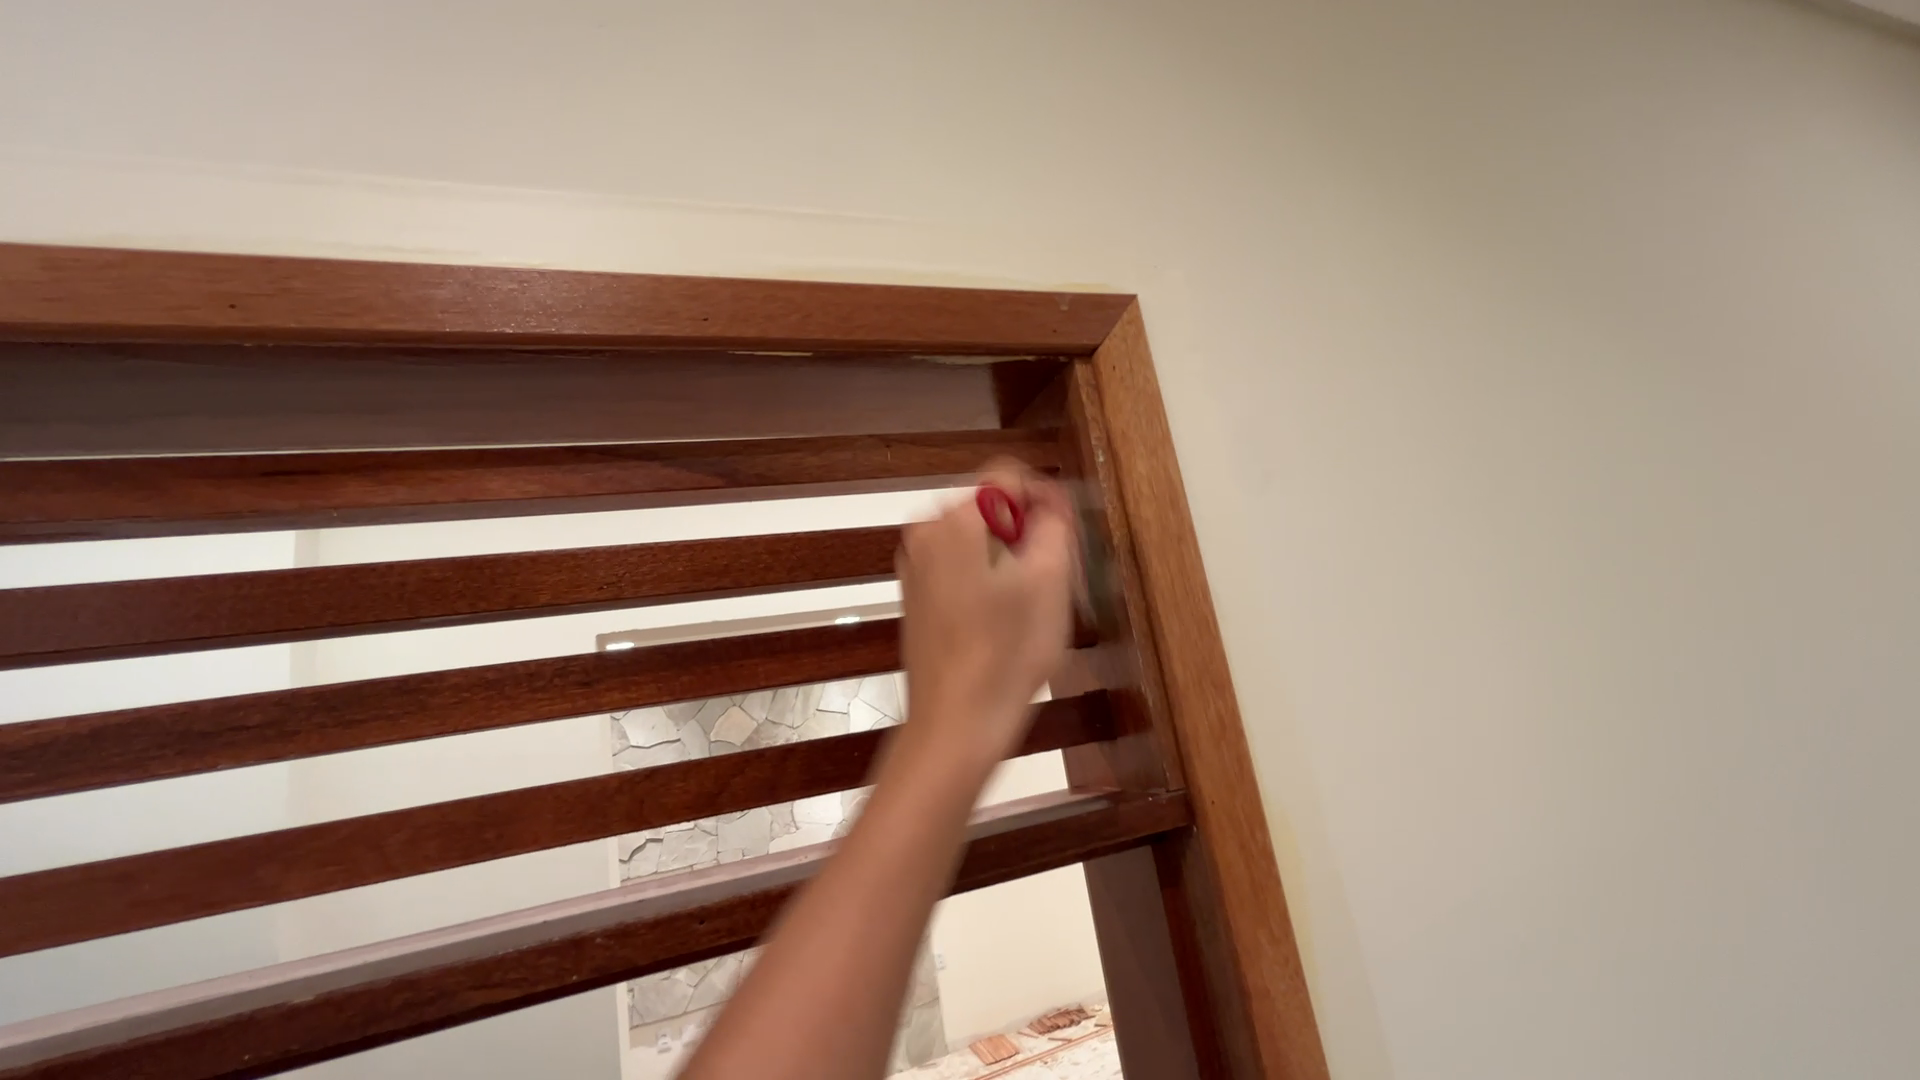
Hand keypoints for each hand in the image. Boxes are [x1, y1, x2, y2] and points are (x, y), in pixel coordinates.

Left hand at [895, 462, 1077, 765]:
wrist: (956, 721)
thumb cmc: (1008, 655)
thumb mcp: (1052, 582)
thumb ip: (1055, 525)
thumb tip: (1051, 503)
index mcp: (958, 518)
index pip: (1009, 475)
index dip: (1045, 498)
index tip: (1068, 532)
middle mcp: (926, 529)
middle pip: (989, 502)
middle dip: (1024, 527)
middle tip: (1054, 572)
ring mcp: (914, 561)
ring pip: (974, 532)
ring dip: (1005, 551)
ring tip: (1029, 598)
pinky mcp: (912, 589)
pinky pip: (955, 559)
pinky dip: (981, 571)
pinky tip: (1001, 613)